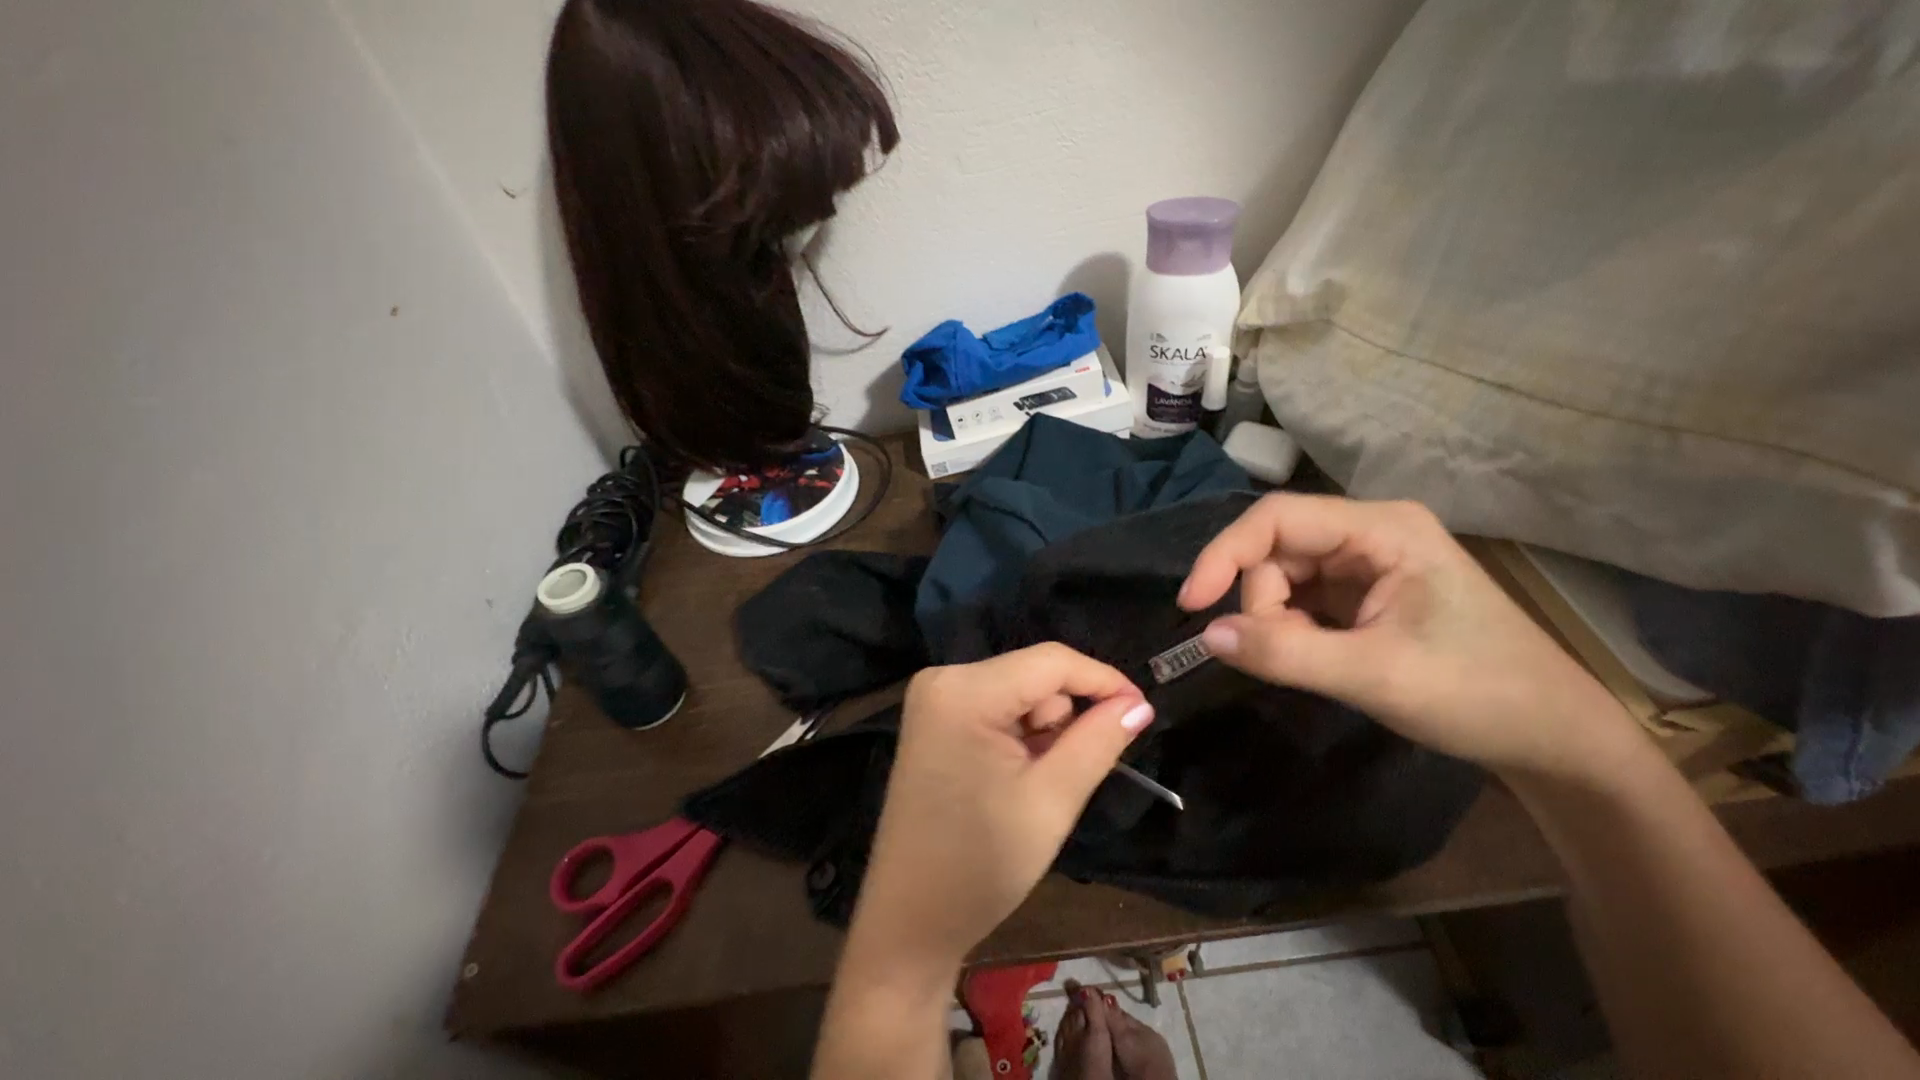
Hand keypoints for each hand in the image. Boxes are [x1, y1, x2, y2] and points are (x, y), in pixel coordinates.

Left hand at [855, 644, 1153, 966]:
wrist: (911, 918)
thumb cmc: (981, 865)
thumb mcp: (1052, 801)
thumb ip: (1097, 742)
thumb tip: (1140, 704)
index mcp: (965, 691)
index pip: (1052, 661)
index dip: (1104, 681)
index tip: (1143, 714)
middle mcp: (944, 679)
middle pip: (1035, 675)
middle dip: (1066, 718)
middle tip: (1067, 777)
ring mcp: (934, 699)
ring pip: (1020, 692)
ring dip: (1044, 732)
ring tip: (1033, 789)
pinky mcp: (934, 720)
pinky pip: (997, 708)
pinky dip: (1020, 737)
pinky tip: (1013, 781)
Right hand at [1179, 494, 1636, 778]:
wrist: (1553, 736)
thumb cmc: (1477, 695)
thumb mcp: (1374, 676)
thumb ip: (1285, 653)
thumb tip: (1206, 635)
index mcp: (1384, 529)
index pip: (1277, 519)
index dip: (1225, 555)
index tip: (1191, 606)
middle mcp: (1373, 534)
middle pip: (1278, 551)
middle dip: (1262, 605)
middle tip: (1280, 659)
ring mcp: (1372, 565)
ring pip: (1286, 578)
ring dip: (1278, 623)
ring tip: (1313, 667)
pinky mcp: (1370, 596)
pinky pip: (1306, 601)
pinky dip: (1294, 632)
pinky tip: (1317, 661)